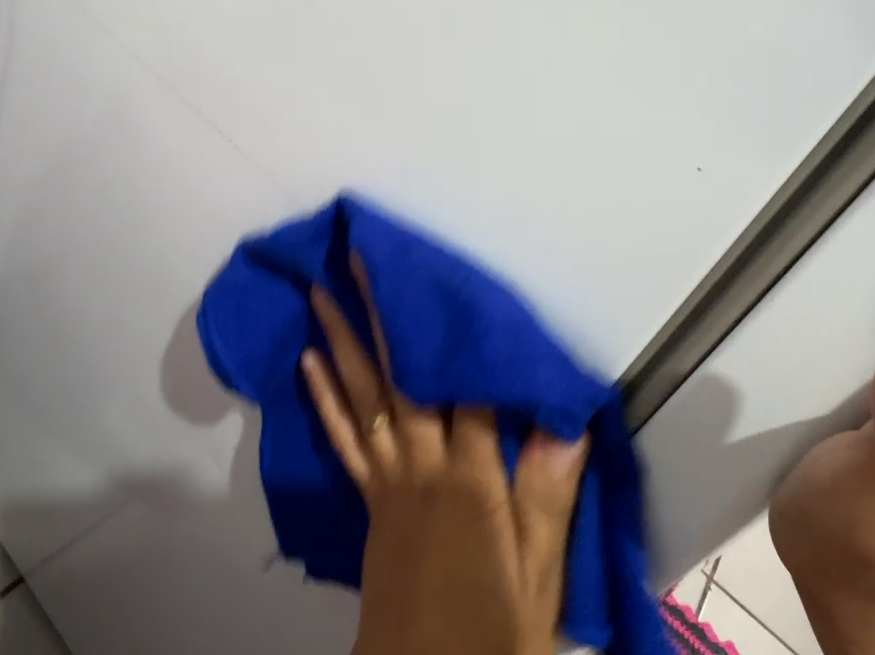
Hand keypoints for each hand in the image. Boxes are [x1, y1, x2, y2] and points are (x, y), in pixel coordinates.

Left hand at [300, 255, 589, 654]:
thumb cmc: (494, 631)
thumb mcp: (541, 573)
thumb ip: (549, 496)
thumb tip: (566, 420)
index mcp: (472, 479)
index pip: (468, 391)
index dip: (455, 335)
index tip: (439, 277)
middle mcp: (422, 465)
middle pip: (400, 376)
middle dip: (379, 314)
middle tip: (355, 256)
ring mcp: (387, 478)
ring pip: (362, 396)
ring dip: (340, 340)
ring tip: (318, 289)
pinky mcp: (368, 497)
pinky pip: (341, 438)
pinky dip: (324, 397)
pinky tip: (307, 360)